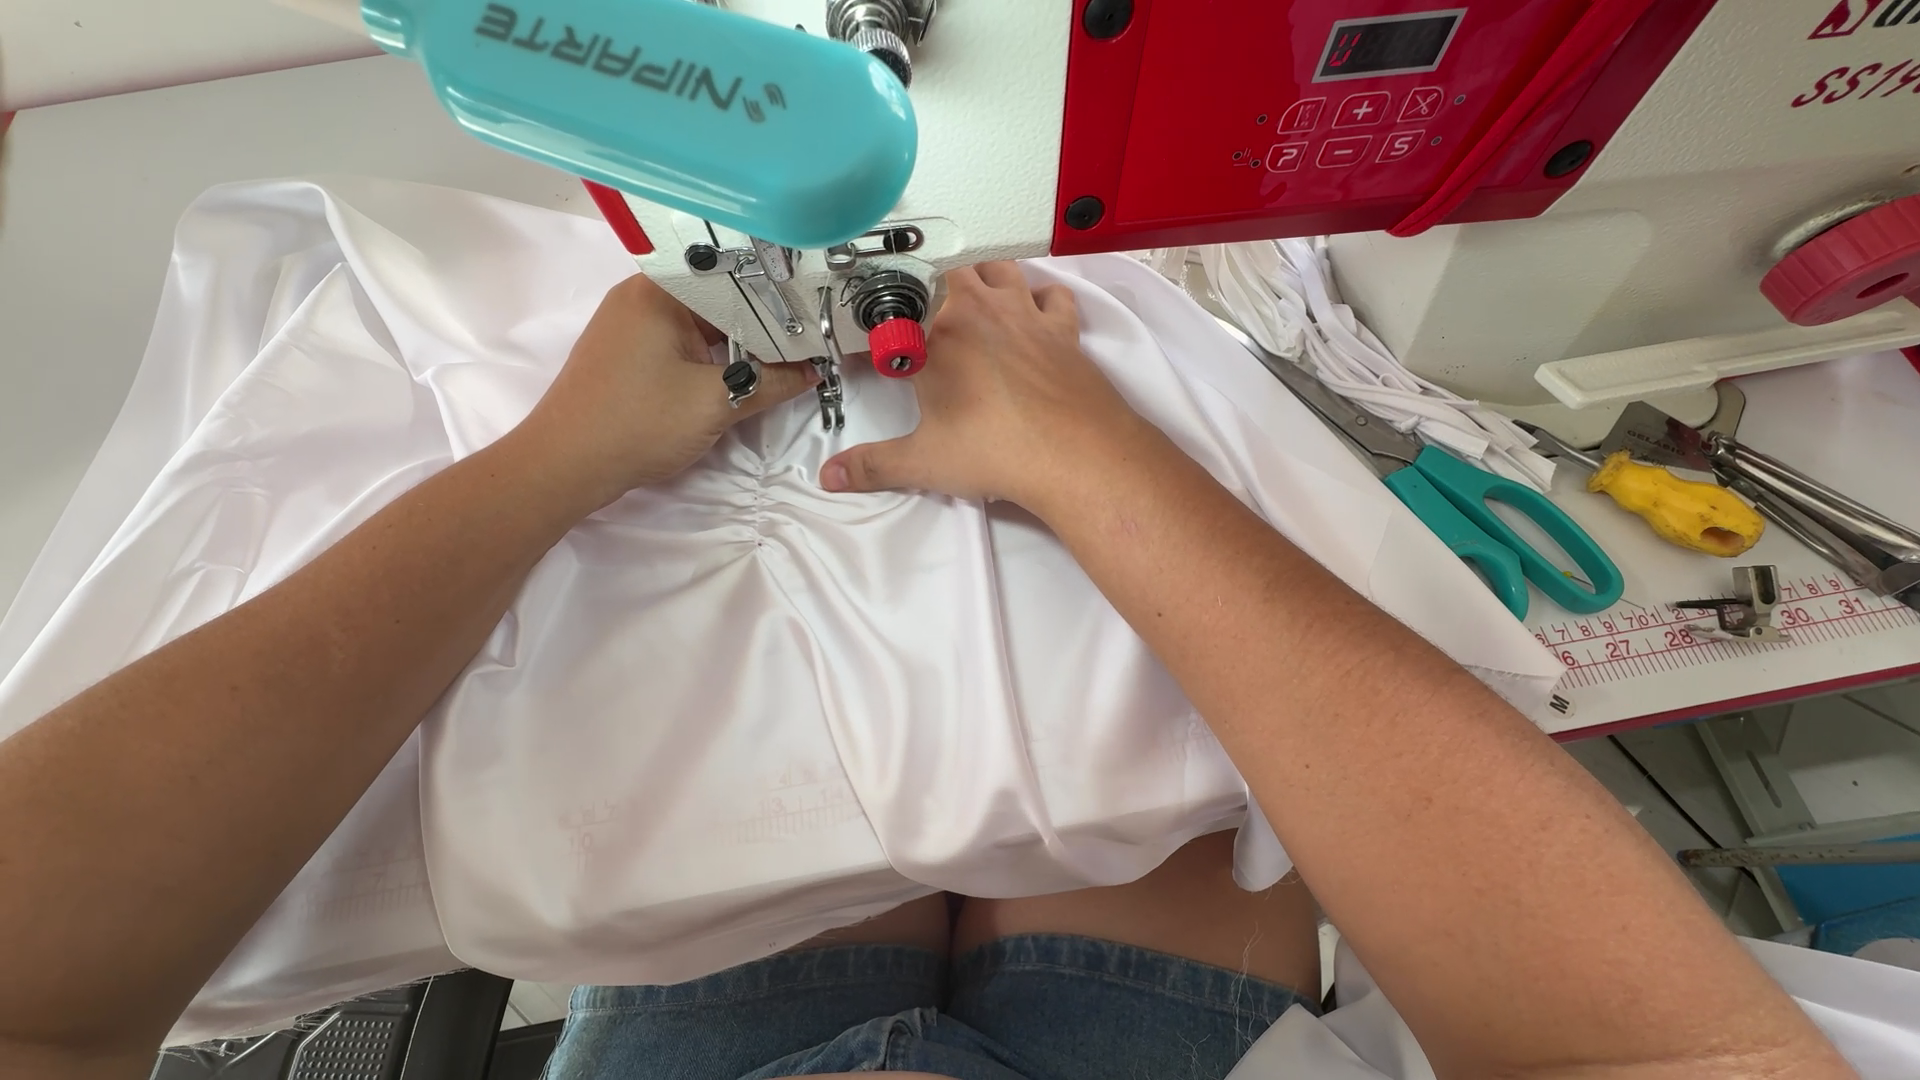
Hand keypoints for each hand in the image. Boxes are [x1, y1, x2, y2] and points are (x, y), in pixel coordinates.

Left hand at [516, 274, 816, 508]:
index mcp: (659, 291)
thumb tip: (812, 370)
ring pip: (701, 326)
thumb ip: (771, 383)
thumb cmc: (640, 424)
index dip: (776, 295)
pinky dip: (712, 358)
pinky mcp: (629, 355)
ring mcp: (631, 326)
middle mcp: (642, 297)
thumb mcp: (717, 403)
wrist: (567, 466)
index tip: (813, 314)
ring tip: (783, 358)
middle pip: (717, 300)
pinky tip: (740, 374)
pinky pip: (682, 345)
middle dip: (761, 323)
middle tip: (808, 338)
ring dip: (737, 344)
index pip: (731, 278)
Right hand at [819, 262, 1152, 510]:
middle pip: (945, 271)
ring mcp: (1023, 312)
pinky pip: (1051, 294)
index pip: (891, 316)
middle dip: (928, 287)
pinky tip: (1035, 318)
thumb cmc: (994, 451)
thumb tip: (828, 477)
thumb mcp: (923, 462)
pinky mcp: (1061, 327)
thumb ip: (872, 465)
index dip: (877, 333)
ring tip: (974, 302)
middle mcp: (977, 310)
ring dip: (983, 276)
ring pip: (998, 267)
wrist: (1075, 454)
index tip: (874, 355)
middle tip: (922, 318)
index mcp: (934, 336)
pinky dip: (1041, 298)